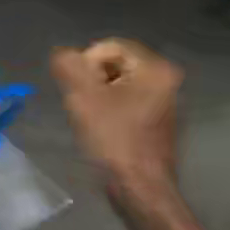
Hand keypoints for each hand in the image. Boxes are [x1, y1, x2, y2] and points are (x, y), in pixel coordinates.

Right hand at [50, 39, 182, 196]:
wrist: (137, 183)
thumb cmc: (112, 137)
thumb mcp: (81, 96)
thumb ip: (67, 64)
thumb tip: (62, 54)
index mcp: (156, 69)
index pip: (107, 46)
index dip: (84, 64)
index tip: (82, 90)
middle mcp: (166, 78)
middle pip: (111, 61)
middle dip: (88, 78)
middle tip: (83, 103)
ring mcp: (163, 97)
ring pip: (113, 79)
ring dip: (94, 92)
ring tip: (91, 115)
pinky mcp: (154, 115)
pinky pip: (121, 96)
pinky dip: (105, 105)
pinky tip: (101, 124)